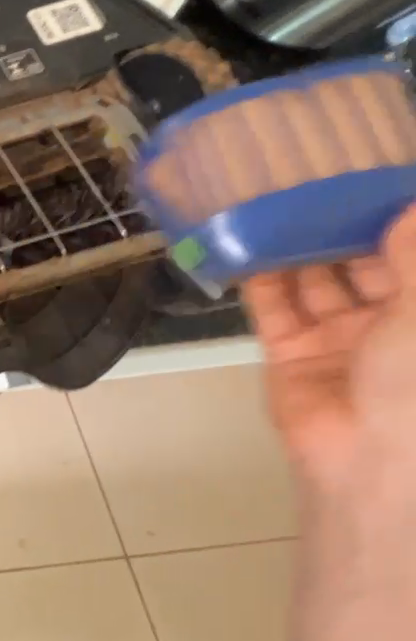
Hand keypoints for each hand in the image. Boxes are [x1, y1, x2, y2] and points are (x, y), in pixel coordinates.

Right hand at [243, 206, 415, 500]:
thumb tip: (408, 206)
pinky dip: (259, 279)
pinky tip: (241, 246)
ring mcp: (346, 339)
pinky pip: (275, 308)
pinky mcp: (294, 350)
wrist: (374, 457)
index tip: (378, 184)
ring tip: (270, 205)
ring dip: (299, 249)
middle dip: (347, 229)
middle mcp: (404, 325)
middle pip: (373, 266)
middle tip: (313, 184)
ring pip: (321, 282)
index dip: (404, 224)